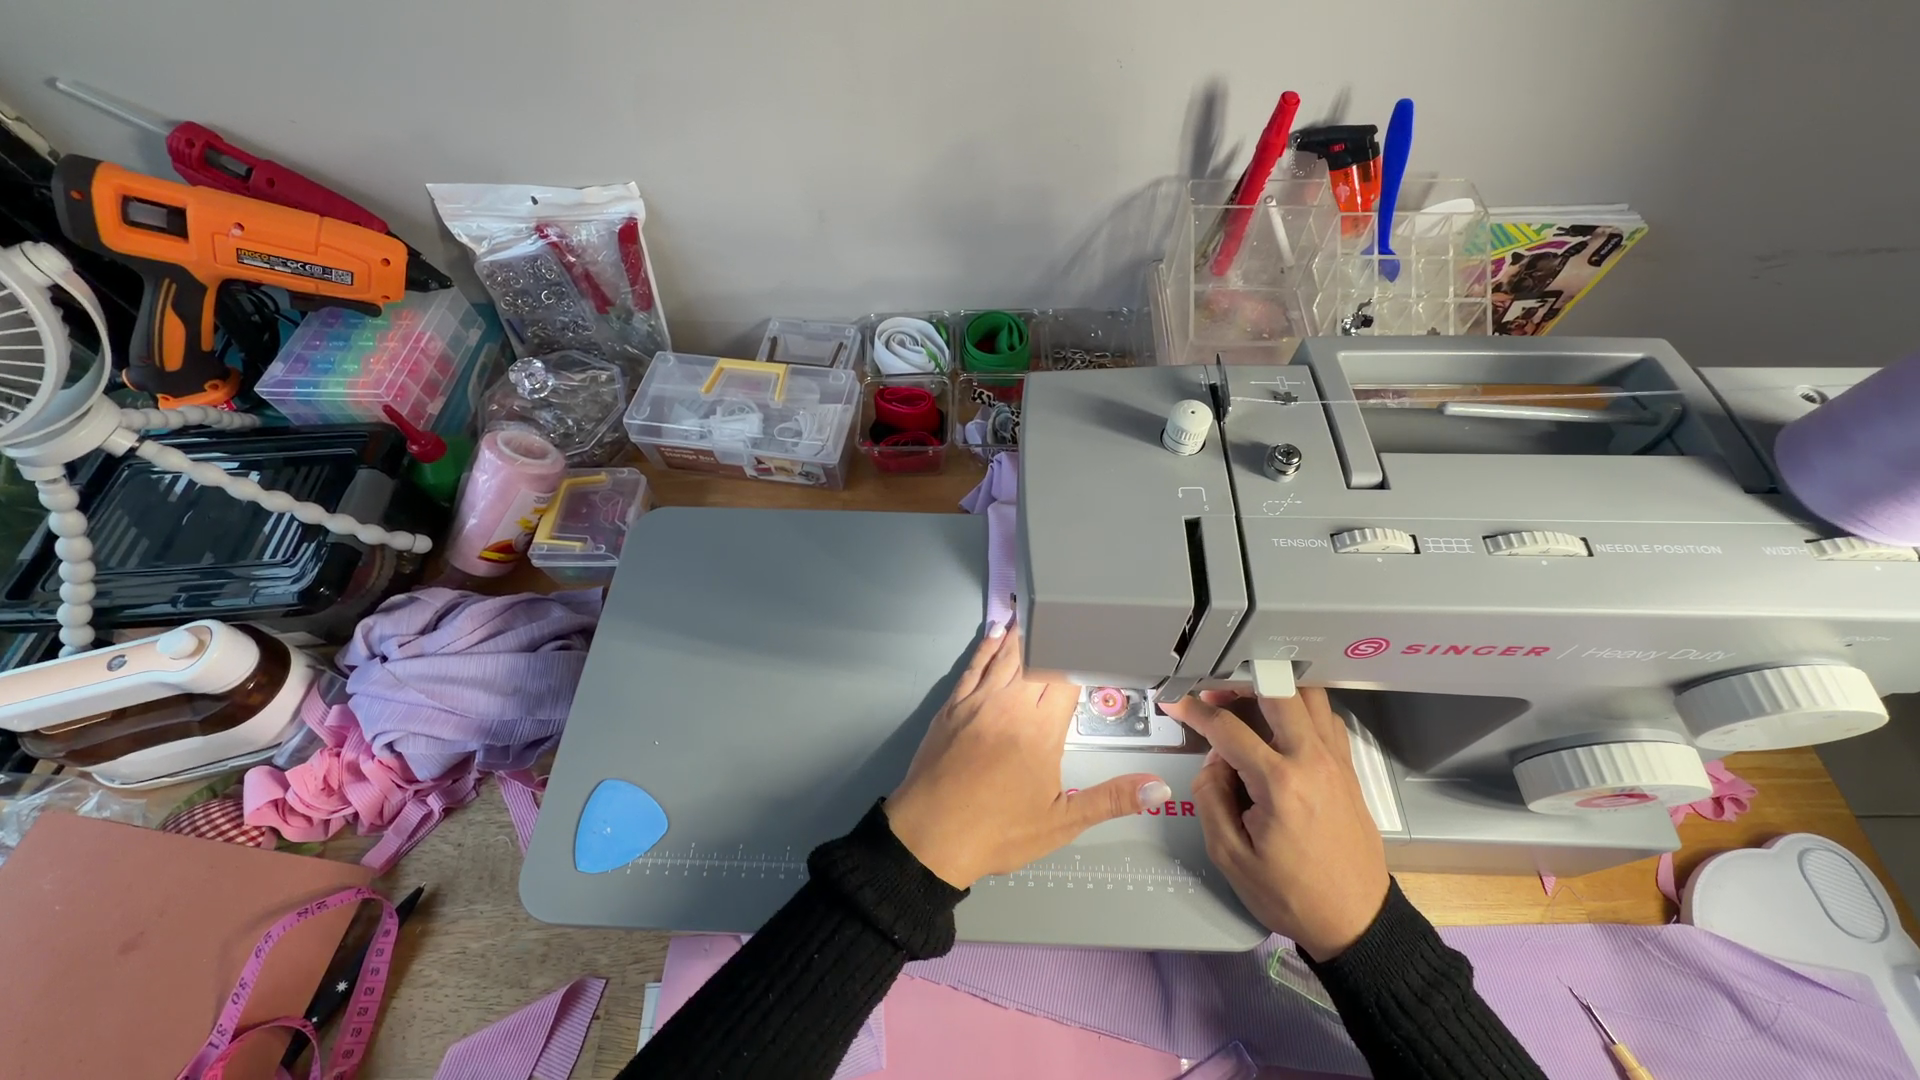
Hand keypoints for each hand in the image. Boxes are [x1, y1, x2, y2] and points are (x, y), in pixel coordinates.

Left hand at [885, 624, 1170, 888]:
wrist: (927, 838)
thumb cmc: (997, 832)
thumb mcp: (1061, 823)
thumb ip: (1111, 799)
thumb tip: (1159, 787)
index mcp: (1040, 730)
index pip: (1068, 677)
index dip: (1084, 658)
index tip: (1100, 642)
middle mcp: (1009, 705)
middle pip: (1037, 657)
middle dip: (1056, 637)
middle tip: (1073, 615)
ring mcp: (976, 702)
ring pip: (1005, 655)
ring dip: (1023, 632)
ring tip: (1038, 607)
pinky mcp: (951, 707)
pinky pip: (973, 665)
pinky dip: (987, 646)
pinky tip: (996, 632)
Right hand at [1162, 687, 1388, 958]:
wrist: (1355, 922)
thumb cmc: (1290, 895)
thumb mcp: (1230, 857)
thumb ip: (1211, 798)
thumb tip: (1215, 762)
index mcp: (1279, 784)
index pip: (1227, 728)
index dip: (1194, 710)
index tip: (1174, 702)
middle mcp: (1312, 761)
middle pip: (1277, 691)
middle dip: (1238, 684)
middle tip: (1214, 695)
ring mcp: (1336, 762)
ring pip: (1310, 697)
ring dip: (1275, 690)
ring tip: (1247, 704)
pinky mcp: (1348, 770)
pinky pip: (1326, 719)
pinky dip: (1301, 710)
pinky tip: (1281, 726)